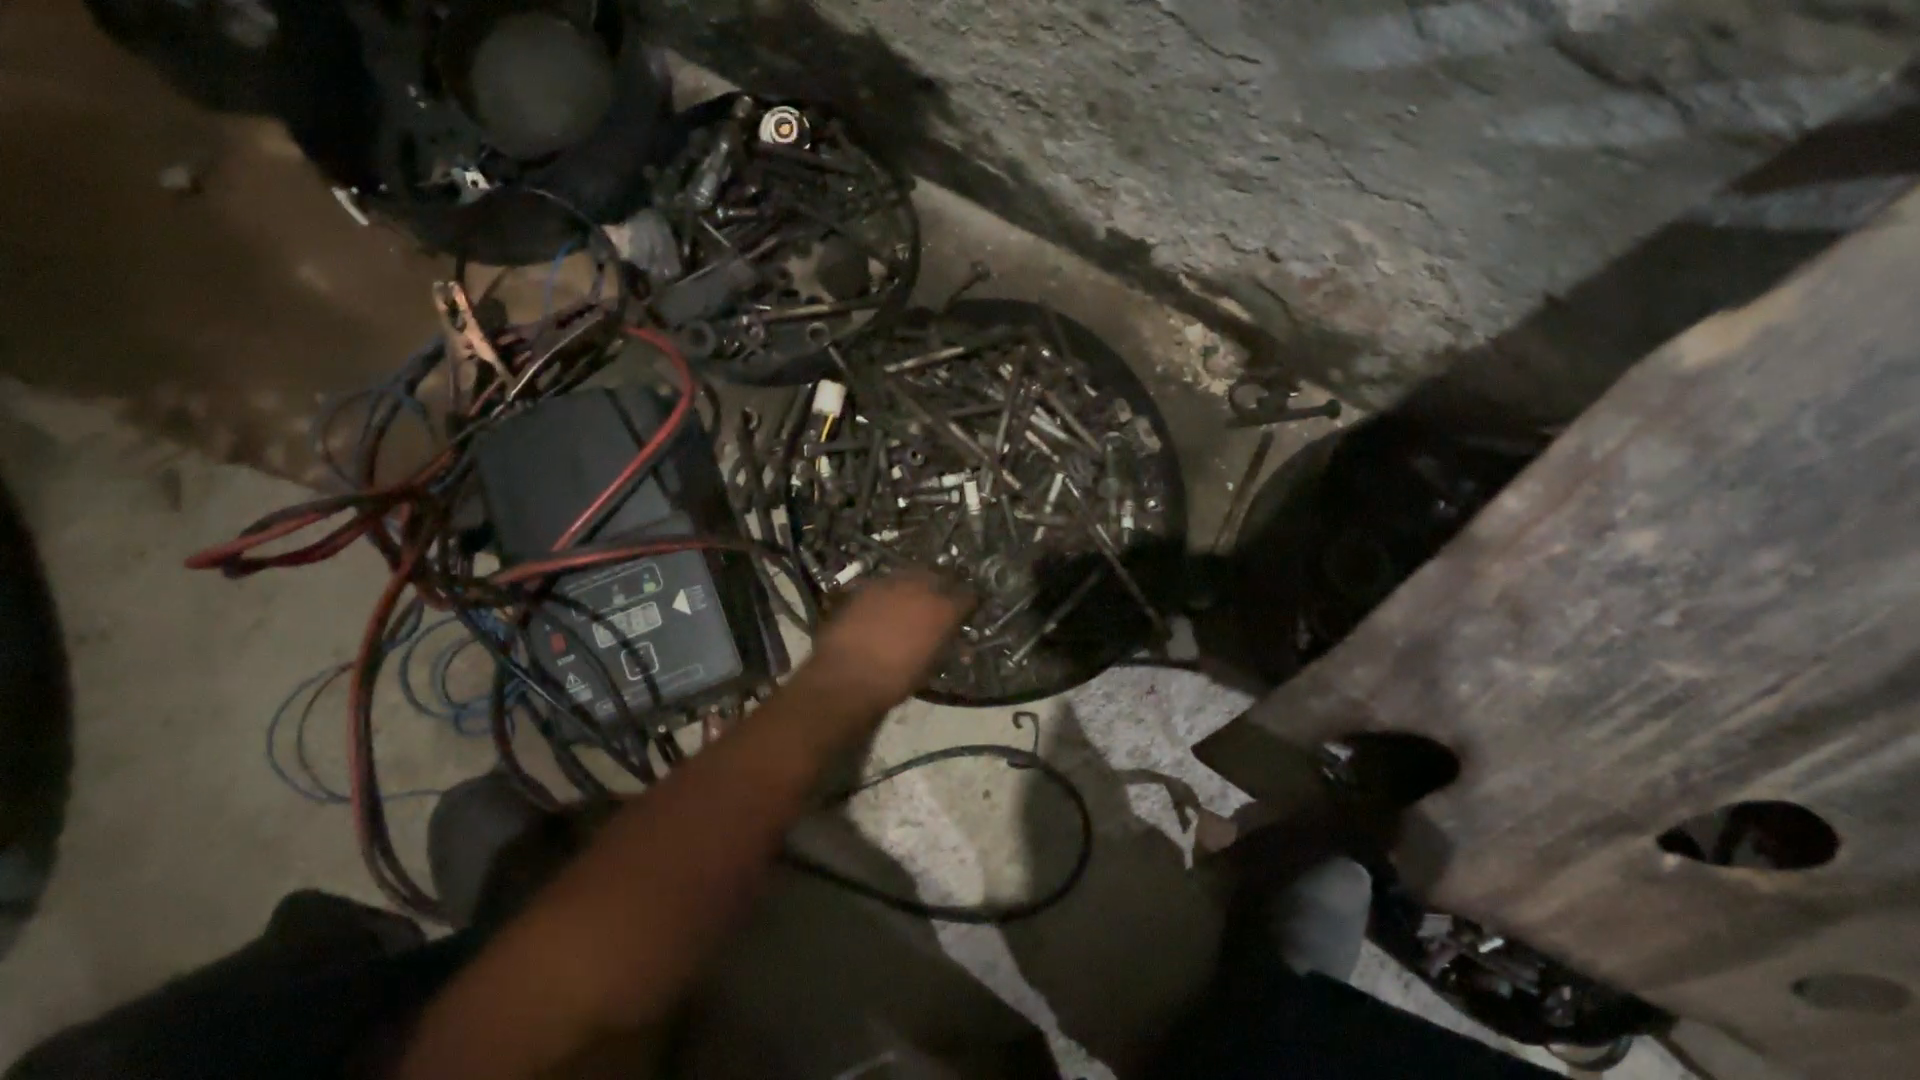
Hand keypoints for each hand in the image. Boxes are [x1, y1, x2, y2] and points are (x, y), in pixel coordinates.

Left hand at [800, 571, 972, 714]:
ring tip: (912, 599)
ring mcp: (891, 583)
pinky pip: (886, 583)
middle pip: (940, 576)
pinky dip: (890, 591)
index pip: (968, 596)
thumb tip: (956, 642)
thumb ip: (945, 645)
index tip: (966, 612)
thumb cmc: (896, 680)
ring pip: (911, 574)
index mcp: (943, 608)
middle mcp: (921, 587)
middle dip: (943, 587)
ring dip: (916, 584)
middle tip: (940, 601)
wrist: (847, 676)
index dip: (968, 604)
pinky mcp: (865, 586)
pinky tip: (884, 605)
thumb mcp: (930, 666)